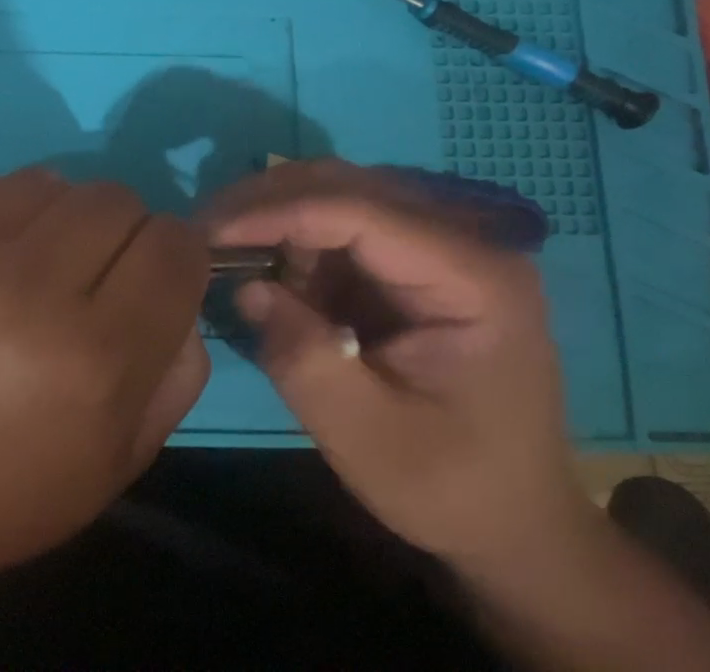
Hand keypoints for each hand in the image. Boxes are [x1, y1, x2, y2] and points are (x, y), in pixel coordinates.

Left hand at [0, 161, 211, 587]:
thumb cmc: (7, 491)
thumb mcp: (123, 458)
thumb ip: (177, 366)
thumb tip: (175, 284)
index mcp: (94, 355)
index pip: (173, 246)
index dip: (172, 259)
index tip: (149, 279)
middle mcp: (26, 286)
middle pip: (114, 200)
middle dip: (115, 236)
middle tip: (79, 280)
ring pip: (45, 179)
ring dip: (47, 220)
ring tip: (15, 271)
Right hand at [201, 160, 589, 569]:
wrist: (511, 523)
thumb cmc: (450, 487)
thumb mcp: (365, 437)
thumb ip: (304, 359)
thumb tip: (248, 289)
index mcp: (474, 279)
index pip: (361, 212)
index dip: (276, 212)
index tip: (205, 233)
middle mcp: (463, 246)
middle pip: (350, 187)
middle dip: (267, 201)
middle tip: (198, 232)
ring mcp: (437, 254)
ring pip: (338, 197)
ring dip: (274, 216)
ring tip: (217, 248)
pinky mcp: (410, 272)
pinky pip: (338, 231)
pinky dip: (289, 241)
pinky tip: (255, 266)